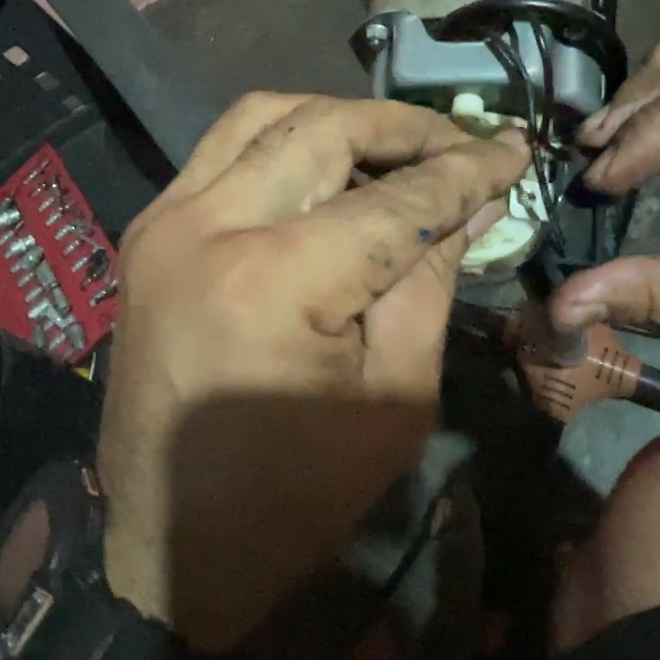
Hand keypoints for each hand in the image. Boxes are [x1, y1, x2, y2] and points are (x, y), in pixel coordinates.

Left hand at [98, 93, 528, 653]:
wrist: (173, 542)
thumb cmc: (297, 495)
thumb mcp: (394, 395)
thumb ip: (430, 281)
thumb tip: (467, 201)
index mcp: (274, 280)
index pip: (394, 198)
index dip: (464, 169)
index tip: (512, 147)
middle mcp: (208, 226)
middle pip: (322, 129)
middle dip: (403, 127)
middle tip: (458, 143)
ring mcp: (163, 221)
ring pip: (261, 117)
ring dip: (337, 120)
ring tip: (395, 148)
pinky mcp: (147, 233)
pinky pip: (220, 151)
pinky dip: (282, 142)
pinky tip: (326, 172)